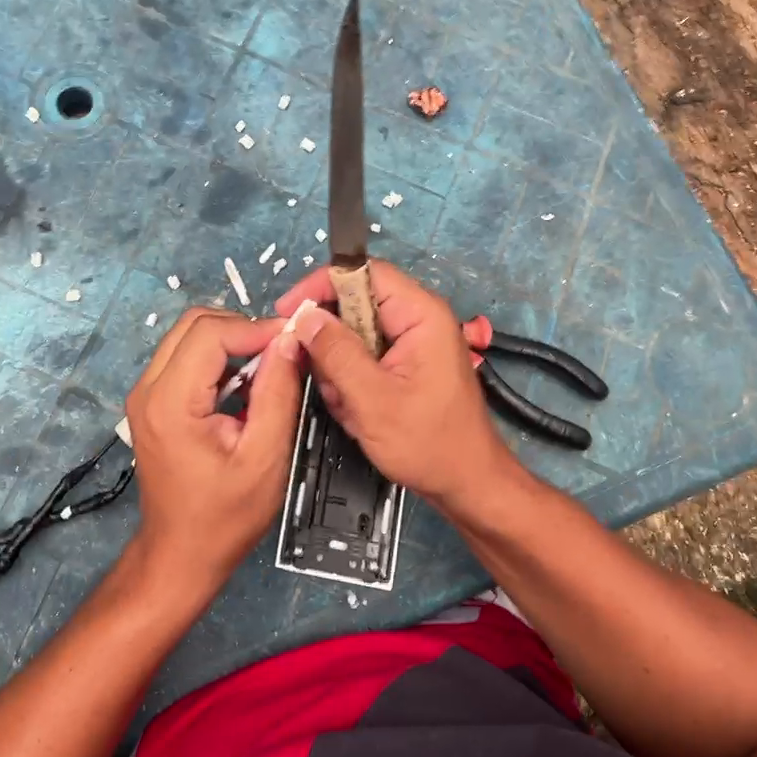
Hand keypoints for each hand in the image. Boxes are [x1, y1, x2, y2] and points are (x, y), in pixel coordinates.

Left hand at [122, 308, 303, 592]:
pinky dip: (217, 359)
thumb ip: (279, 392)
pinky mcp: (151, 402)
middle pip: (194, 324)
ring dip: (230, 343)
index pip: (211, 332)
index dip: (256, 329)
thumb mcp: (266, 457)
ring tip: (267, 371)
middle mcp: (147, 388)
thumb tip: (290, 340)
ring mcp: (144, 394)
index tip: (293, 343)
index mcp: (170, 401)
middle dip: (242, 329)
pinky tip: (244, 387)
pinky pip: (184, 359)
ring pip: (188, 337)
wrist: (181, 554)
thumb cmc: (225, 516)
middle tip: (281, 354)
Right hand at [274, 262, 515, 507]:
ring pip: (352, 335)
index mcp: (420, 314)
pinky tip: (358, 412)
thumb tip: (305, 317)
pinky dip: (351, 382)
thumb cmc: (430, 444)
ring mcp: (411, 342)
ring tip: (350, 406)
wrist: (467, 484)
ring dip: (340, 369)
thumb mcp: (373, 400)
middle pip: (353, 304)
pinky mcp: (403, 363)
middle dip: (331, 342)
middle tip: (323, 377)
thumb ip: (337, 354)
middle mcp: (417, 319)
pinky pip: (363, 357)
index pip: (363, 273)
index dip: (321, 285)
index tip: (289, 311)